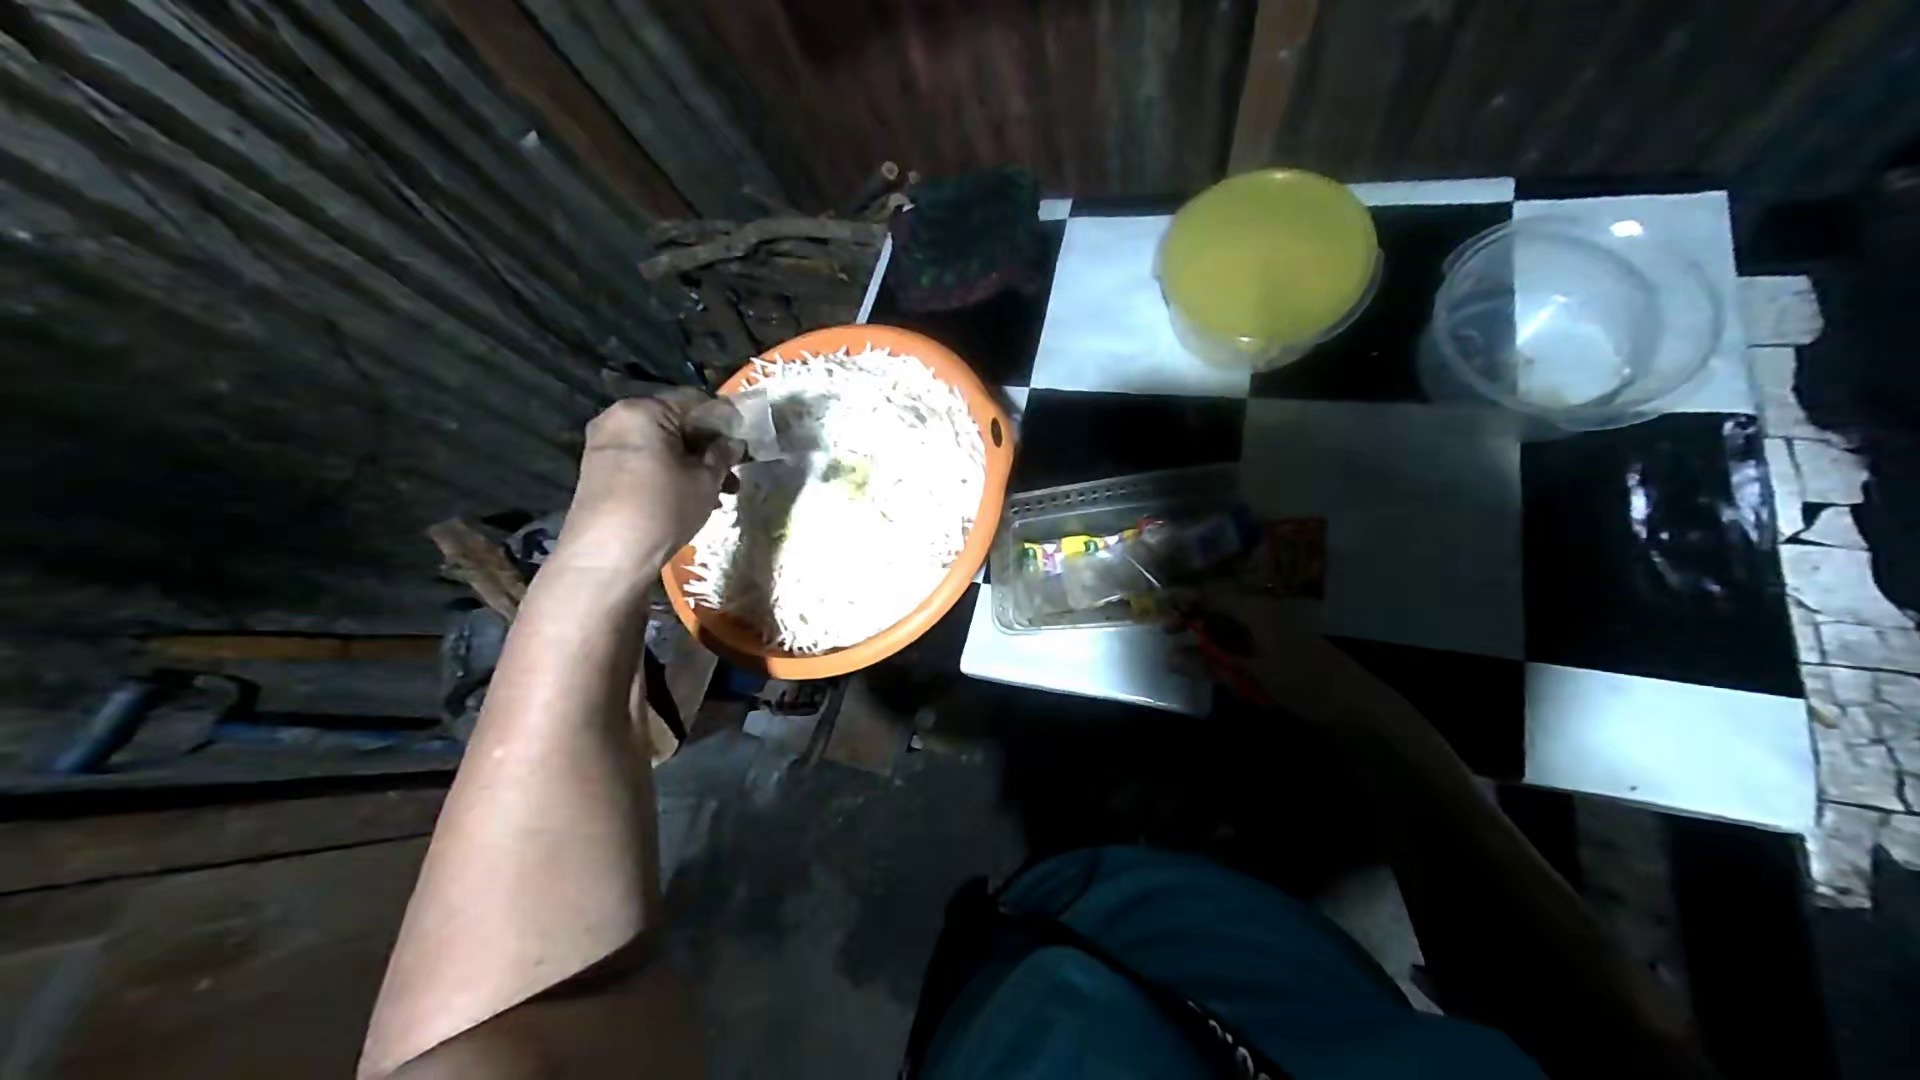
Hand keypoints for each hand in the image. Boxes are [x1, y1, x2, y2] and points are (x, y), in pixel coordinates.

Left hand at [549, 392, 739, 577]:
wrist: (608, 555)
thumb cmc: (663, 507)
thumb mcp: (705, 480)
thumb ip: (723, 455)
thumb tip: (733, 443)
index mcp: (644, 410)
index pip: (695, 401)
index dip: (726, 421)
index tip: (745, 444)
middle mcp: (618, 418)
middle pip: (675, 423)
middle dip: (708, 447)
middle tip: (733, 472)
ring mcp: (605, 445)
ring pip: (661, 445)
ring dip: (692, 463)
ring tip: (719, 492)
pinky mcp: (600, 470)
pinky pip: (644, 460)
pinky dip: (669, 472)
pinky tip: (691, 498)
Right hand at [1174, 588, 1415, 737]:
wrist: (1358, 704)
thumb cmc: (1304, 681)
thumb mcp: (1252, 674)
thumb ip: (1210, 664)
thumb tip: (1169, 658)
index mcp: (1257, 610)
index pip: (1211, 595)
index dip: (1184, 600)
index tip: (1159, 611)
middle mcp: (1264, 614)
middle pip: (1220, 609)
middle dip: (1194, 620)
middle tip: (1170, 635)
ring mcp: (1273, 632)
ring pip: (1231, 628)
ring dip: (1210, 641)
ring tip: (1192, 658)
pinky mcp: (1280, 650)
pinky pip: (1245, 644)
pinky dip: (1229, 655)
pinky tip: (1223, 672)